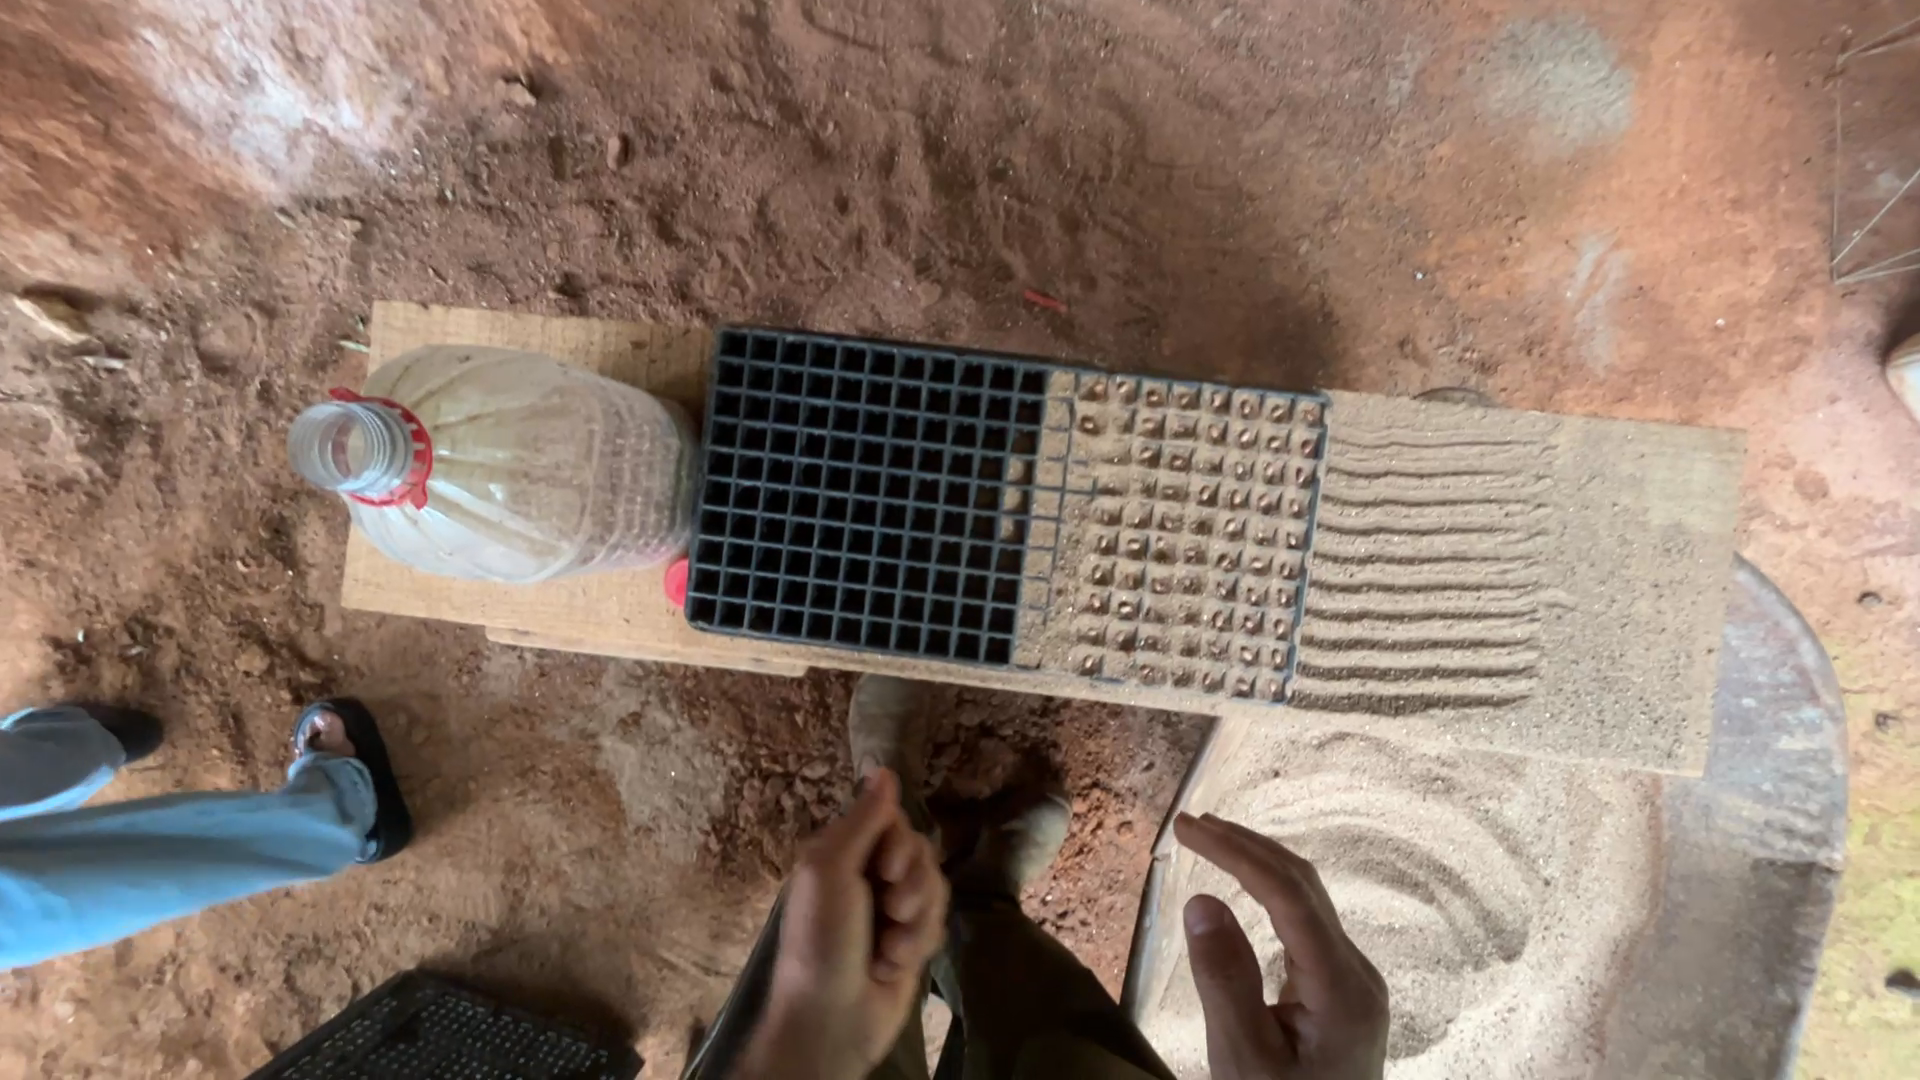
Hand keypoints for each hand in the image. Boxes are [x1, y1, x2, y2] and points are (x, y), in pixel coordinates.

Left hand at [738, 768, 948, 1079]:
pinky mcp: (913, 937)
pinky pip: (939, 917)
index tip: (883, 869)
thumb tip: (884, 768)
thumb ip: (863, 820)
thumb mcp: (831, 871)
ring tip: (890, 947)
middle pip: (918, 849)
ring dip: (916, 919)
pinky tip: (895, 963)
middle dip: (910, 884)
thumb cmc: (822, 941)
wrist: (833, 1023)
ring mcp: (893, 905)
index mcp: (844, 851)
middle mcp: (869, 872)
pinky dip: (920, 941)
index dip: (897, 843)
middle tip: (889, 910)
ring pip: (934, 883)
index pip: (892, 818)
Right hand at [1174, 813, 1388, 1079]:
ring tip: (1207, 835)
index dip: (1235, 852)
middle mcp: (1357, 972)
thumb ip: (1224, 981)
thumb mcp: (1242, 1060)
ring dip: (1255, 857)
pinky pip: (1304, 915)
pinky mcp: (1340, 983)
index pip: (1289, 895)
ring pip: (1306, 894)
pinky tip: (1241, 877)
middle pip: (1303, 884)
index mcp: (1342, 990)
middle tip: (1187, 824)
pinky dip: (1266, 883)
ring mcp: (1353, 976)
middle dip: (1243, 844)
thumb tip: (1200, 898)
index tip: (1185, 829)